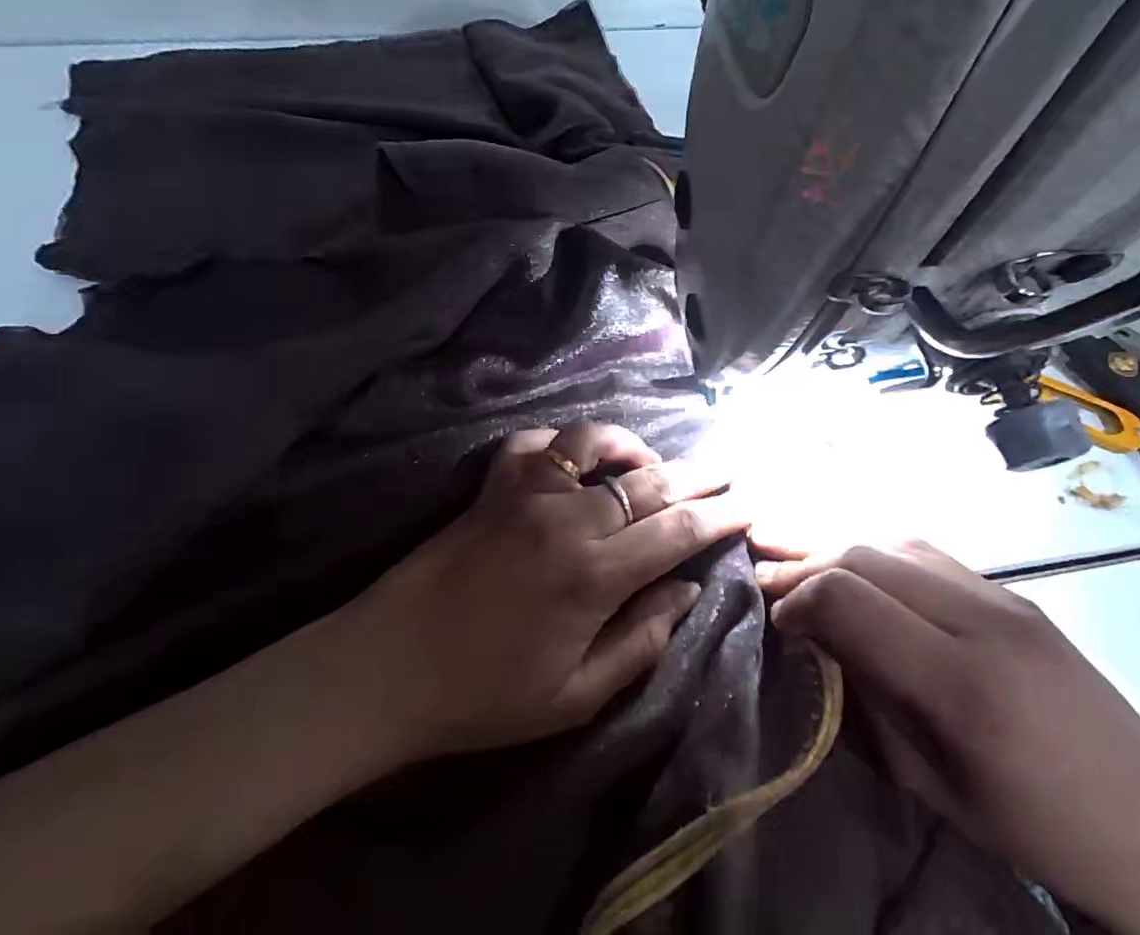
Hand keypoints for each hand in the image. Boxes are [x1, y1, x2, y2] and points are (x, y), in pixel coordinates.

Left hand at [336, 423, 747, 759]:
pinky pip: (528, 445)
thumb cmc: (485, 695)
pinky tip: (572, 457)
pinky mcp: (486, 492)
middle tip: (725, 470)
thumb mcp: (576, 697)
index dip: (720, 514)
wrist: (390, 666)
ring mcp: (520, 496)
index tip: (748, 504)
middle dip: (694, 474)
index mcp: (593, 575)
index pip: (675, 529)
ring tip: (651, 461)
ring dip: (629, 445)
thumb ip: (640, 640)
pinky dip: (557, 442)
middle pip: (644, 482)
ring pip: (588, 444)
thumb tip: (687, 592)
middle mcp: (563, 519)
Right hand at [758, 541, 1139, 934]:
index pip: (846, 596)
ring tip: (798, 561)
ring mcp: (1007, 600)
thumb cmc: (1027, 823)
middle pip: (863, 556)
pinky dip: (878, 554)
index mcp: (960, 684)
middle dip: (803, 564)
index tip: (777, 622)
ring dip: (837, 550)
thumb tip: (810, 635)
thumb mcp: (922, 777)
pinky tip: (857, 569)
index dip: (795, 598)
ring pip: (894, 543)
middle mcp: (984, 622)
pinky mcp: (1018, 596)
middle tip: (767, 581)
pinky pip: (929, 555)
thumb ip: (862, 694)